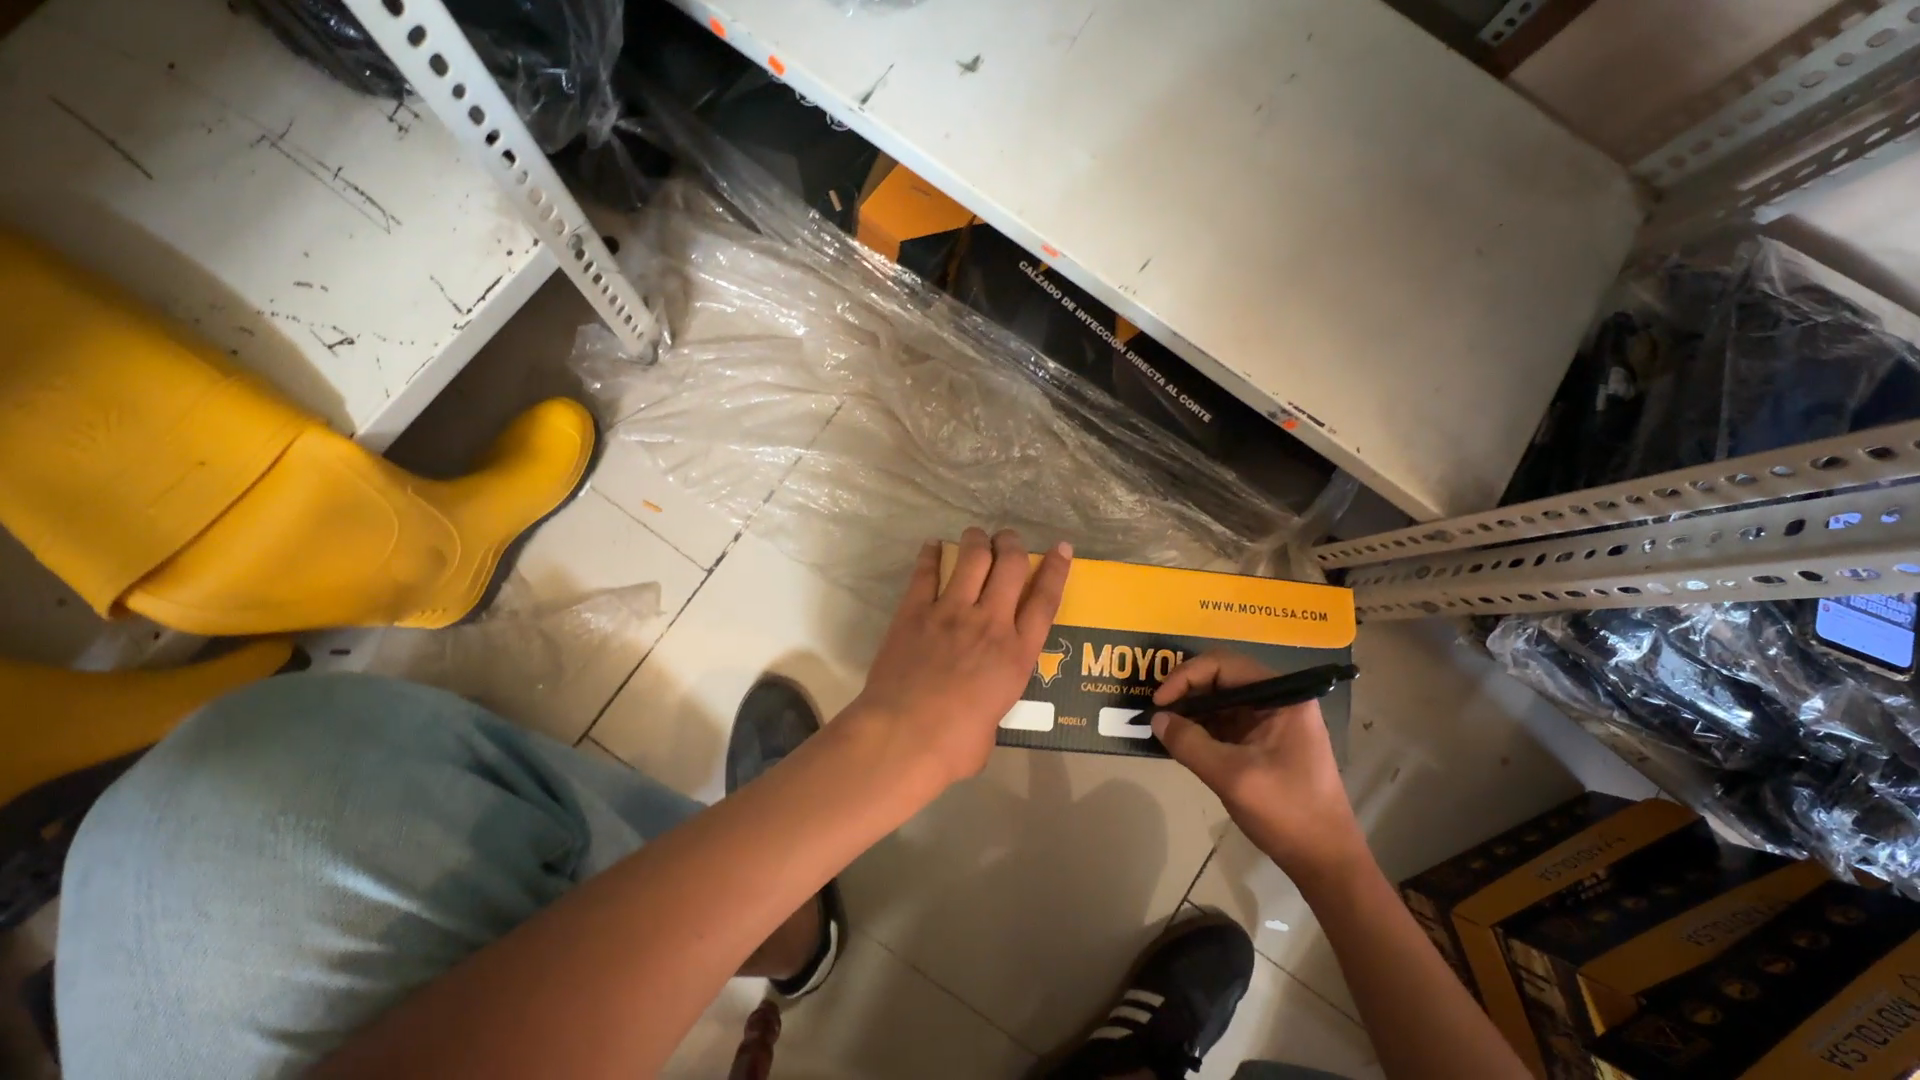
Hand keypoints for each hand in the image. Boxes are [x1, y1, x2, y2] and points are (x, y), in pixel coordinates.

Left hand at [851, 528, 1071, 785]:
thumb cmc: (953, 746)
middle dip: (1013, 545)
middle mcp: (990, 623)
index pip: (1045, 599)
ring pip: (972, 559)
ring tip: (976, 535)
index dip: (1056, 568)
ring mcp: (951, 612)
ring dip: (977, 540)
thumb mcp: (992, 728)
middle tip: (1009, 539)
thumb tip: (979, 713)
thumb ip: (991, 706)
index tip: (1061, 547)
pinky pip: (926, 573)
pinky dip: (931, 555)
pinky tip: (932, 546)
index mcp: (1016, 654)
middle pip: (1010, 566)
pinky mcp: (914, 612)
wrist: (905, 736)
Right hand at [1152, 652, 1367, 887]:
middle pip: (1222, 679)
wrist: (1325, 859)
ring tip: (1163, 728)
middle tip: (1156, 714)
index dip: (1186, 676)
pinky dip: (1202, 730)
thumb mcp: (1232, 776)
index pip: (1224, 665)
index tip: (1159, 701)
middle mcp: (1278, 701)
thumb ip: (1190, 743)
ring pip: (1222, 703)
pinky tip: (1181, 742)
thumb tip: (1156, 719)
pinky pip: (1227, 725)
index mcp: (1282, 698)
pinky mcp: (1264, 745)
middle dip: (1186, 692)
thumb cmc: (1286, 812)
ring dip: (1192, 712)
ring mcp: (1272, 724)